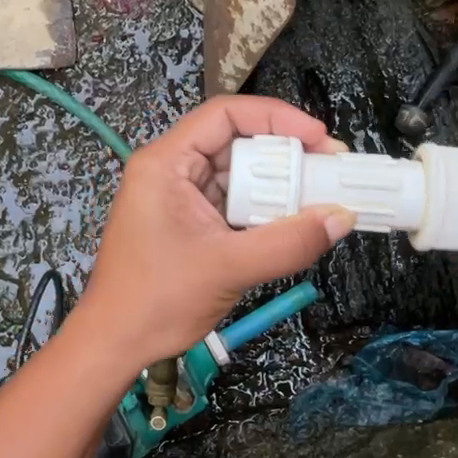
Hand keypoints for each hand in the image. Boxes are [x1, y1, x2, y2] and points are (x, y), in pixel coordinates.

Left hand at [77, 96, 355, 369]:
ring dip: (278, 185)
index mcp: (165, 164)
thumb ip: (288, 242)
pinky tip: (295, 221)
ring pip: (238, 175)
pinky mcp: (188, 224)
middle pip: (234, 143)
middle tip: (329, 169)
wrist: (115, 344)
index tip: (318, 139)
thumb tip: (342, 217)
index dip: (276, 118)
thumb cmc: (156, 300)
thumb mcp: (228, 268)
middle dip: (284, 154)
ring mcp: (178, 198)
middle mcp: (170, 171)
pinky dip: (264, 210)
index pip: (225, 114)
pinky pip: (233, 204)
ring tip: (321, 195)